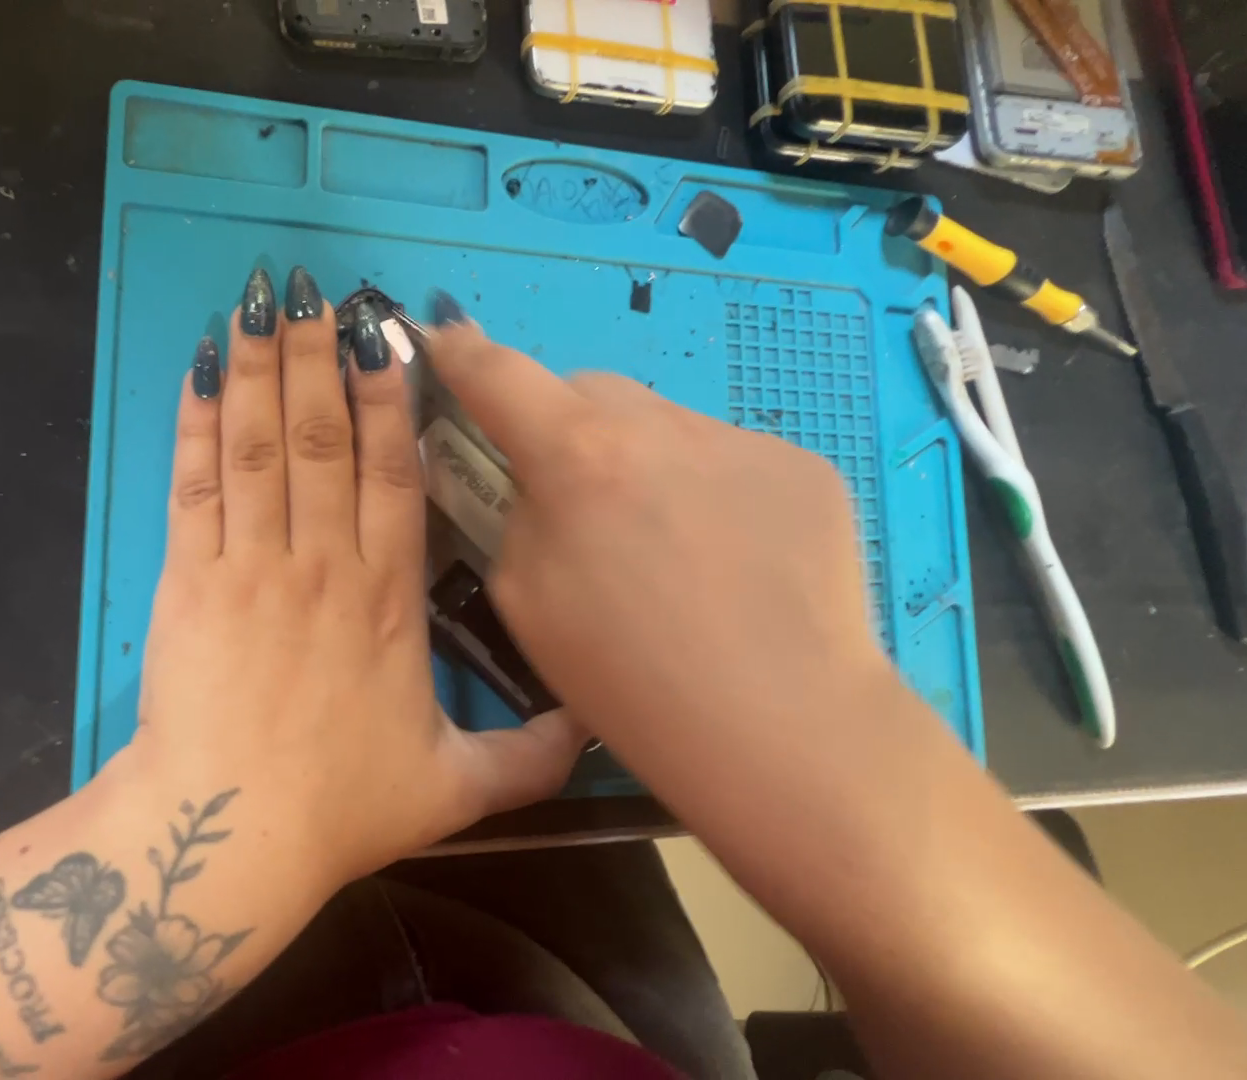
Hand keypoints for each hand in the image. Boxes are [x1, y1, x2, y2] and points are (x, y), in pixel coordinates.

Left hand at [118, 268, 583, 892]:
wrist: (230, 836)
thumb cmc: (339, 809)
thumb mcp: (455, 791)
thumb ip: (531, 758)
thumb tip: (595, 733)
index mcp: (388, 597)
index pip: (393, 473)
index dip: (387, 397)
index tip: (382, 335)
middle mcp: (322, 562)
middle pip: (322, 437)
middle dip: (316, 357)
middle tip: (312, 289)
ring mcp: (249, 564)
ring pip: (259, 445)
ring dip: (260, 368)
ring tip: (257, 302)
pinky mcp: (187, 578)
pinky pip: (193, 485)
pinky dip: (195, 424)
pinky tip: (198, 371)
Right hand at [423, 297, 900, 794]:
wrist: (784, 730)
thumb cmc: (626, 678)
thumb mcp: (524, 599)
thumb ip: (514, 516)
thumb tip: (534, 483)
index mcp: (578, 457)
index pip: (499, 375)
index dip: (462, 355)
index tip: (443, 340)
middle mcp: (660, 424)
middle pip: (588, 392)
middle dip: (563, 425)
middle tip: (569, 496)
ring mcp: (741, 439)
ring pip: (660, 425)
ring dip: (637, 460)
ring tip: (661, 547)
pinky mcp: (802, 467)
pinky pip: (724, 458)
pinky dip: (703, 490)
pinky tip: (723, 560)